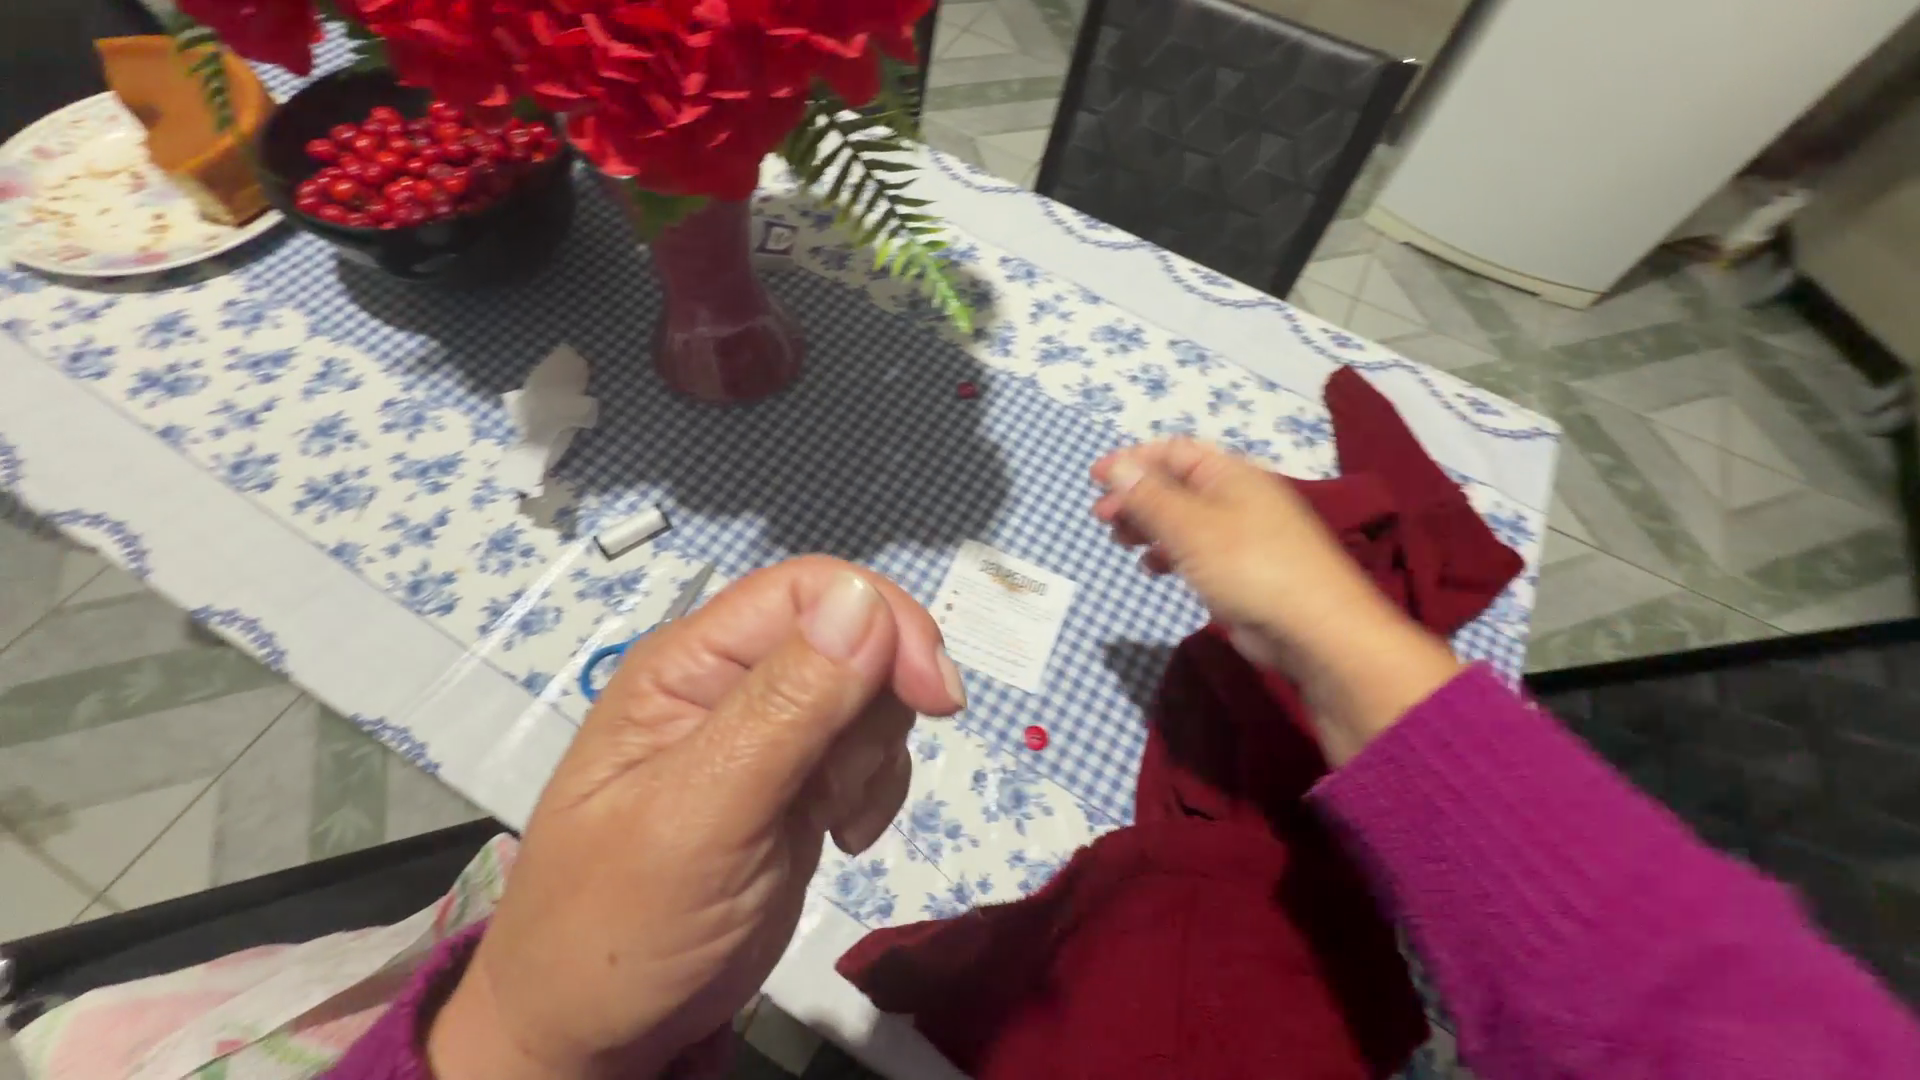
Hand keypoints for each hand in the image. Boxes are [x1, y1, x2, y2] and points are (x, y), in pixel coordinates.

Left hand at [428, 557, 967, 1079]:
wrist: (600, 1036)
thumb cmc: (620, 925)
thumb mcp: (700, 815)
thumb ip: (785, 706)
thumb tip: (865, 599)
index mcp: (694, 661)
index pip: (809, 590)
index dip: (884, 619)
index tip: (933, 692)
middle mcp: (736, 680)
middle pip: (854, 637)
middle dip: (877, 706)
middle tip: (847, 783)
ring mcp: (774, 732)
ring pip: (872, 695)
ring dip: (873, 757)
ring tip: (828, 816)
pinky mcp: (803, 780)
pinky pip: (872, 752)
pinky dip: (876, 790)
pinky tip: (840, 836)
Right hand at [1091, 438, 1459, 762]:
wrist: (1314, 631)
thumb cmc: (1249, 567)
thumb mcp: (1190, 526)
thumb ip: (1149, 496)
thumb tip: (1116, 466)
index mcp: (1230, 475)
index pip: (1174, 451)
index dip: (1132, 459)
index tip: (1094, 478)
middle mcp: (1235, 498)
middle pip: (1175, 485)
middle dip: (1135, 496)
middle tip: (1101, 517)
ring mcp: (1240, 535)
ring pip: (1182, 520)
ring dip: (1147, 526)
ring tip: (1120, 543)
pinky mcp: (1240, 570)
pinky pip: (1195, 551)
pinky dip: (1169, 554)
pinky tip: (1151, 569)